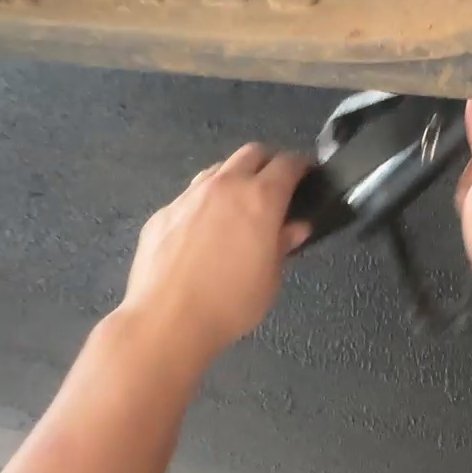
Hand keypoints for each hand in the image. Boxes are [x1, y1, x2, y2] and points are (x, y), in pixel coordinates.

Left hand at [119, 143, 310, 359]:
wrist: (168, 320)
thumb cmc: (229, 303)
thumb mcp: (270, 278)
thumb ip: (283, 244)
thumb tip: (294, 229)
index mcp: (260, 199)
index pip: (288, 164)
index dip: (302, 166)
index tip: (307, 173)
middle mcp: (225, 187)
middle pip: (252, 153)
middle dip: (269, 163)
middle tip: (277, 185)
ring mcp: (189, 196)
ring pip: (218, 170)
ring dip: (235, 178)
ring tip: (240, 207)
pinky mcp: (163, 213)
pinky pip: (190, 196)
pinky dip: (205, 204)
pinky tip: (205, 232)